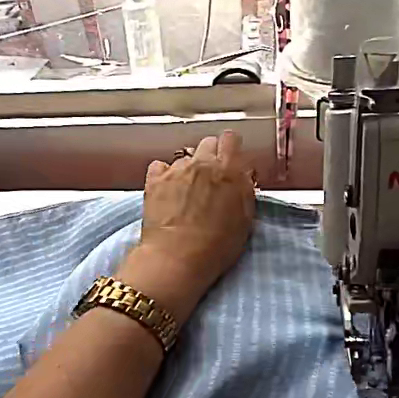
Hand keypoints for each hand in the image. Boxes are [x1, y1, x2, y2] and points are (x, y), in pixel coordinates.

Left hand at [116, 129, 256, 320]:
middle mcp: (201, 163)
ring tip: (187, 193)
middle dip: (210, 157)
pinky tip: (167, 191)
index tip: (230, 158)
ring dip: (188, 169)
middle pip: (207, 144)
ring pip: (184, 157)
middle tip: (210, 179)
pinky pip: (160, 166)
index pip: (231, 139)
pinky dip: (163, 174)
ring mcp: (175, 170)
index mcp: (228, 170)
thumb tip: (241, 177)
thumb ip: (243, 190)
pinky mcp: (154, 180)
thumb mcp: (244, 218)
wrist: (177, 258)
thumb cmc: (214, 246)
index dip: (230, 148)